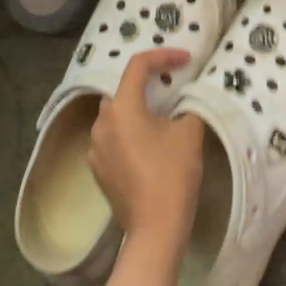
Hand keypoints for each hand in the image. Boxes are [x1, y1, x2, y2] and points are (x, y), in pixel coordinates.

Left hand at [89, 48, 206, 243]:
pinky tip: (148, 145)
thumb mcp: (189, 133)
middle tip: (172, 86)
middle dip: (147, 84)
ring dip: (136, 110)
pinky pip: (112, 138)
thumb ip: (188, 105)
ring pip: (116, 115)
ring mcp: (96, 147)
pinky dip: (128, 133)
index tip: (185, 59)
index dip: (162, 56)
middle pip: (123, 89)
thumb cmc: (172, 175)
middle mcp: (101, 122)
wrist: (155, 229)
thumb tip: (187, 98)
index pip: (138, 65)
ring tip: (161, 116)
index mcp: (121, 107)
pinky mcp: (98, 169)